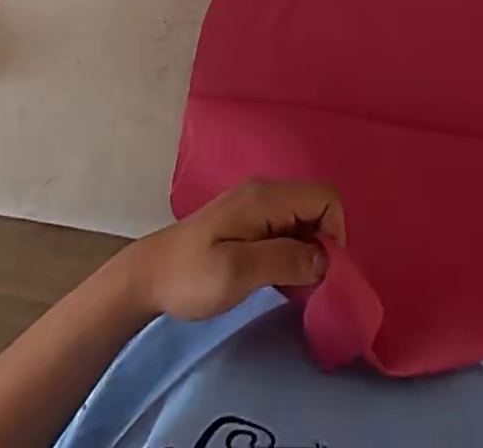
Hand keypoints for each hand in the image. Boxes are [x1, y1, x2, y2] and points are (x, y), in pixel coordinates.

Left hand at [113, 179, 343, 321]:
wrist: (149, 276)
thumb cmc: (190, 274)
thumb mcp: (238, 271)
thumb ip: (285, 260)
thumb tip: (325, 258)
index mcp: (264, 197)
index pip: (326, 197)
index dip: (333, 233)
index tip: (319, 271)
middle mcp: (264, 194)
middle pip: (317, 210)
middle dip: (322, 248)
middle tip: (303, 285)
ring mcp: (255, 208)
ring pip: (304, 225)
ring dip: (306, 257)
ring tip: (287, 288)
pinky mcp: (248, 225)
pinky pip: (287, 235)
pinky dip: (291, 258)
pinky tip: (275, 282)